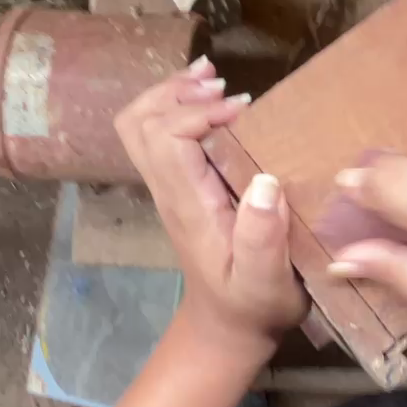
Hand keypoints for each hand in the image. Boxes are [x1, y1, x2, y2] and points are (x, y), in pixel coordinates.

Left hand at [114, 58, 307, 356]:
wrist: (227, 329)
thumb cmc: (253, 307)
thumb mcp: (266, 282)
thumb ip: (263, 238)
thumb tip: (265, 180)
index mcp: (186, 206)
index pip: (166, 138)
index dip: (197, 113)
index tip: (242, 111)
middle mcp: (168, 190)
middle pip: (140, 123)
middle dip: (176, 92)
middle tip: (222, 84)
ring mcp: (169, 187)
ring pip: (141, 124)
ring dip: (172, 94)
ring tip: (213, 78)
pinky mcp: (180, 186)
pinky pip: (159, 135)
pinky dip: (179, 107)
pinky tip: (213, 99)